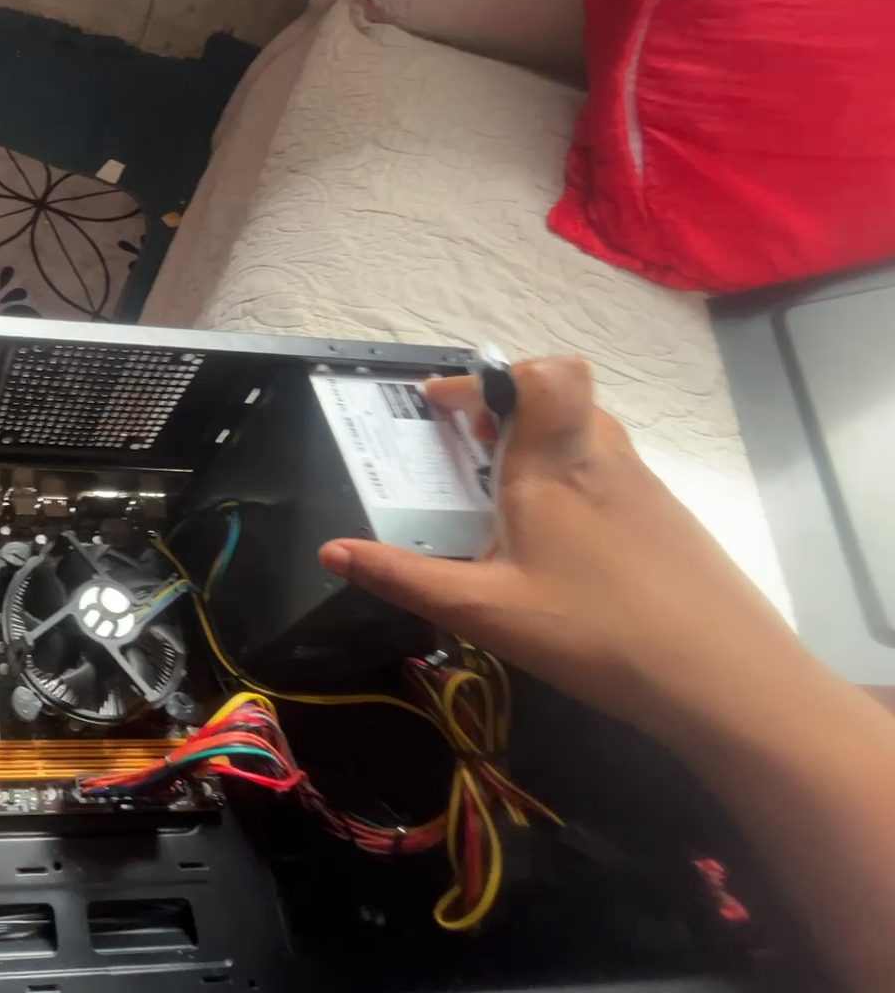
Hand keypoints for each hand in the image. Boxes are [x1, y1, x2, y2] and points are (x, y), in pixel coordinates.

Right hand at [317, 357, 805, 741]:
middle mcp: (605, 464)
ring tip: (491, 496)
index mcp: (556, 469)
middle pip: (559, 399)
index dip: (488, 377)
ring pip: (585, 435)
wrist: (737, 689)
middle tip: (454, 449)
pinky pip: (606, 473)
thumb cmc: (596, 632)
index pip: (544, 378)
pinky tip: (548, 542)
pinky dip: (564, 478)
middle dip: (497, 410)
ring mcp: (646, 493)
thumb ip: (400, 575)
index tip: (440, 405)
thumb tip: (329, 551)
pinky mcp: (668, 524)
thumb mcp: (479, 609)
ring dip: (532, 444)